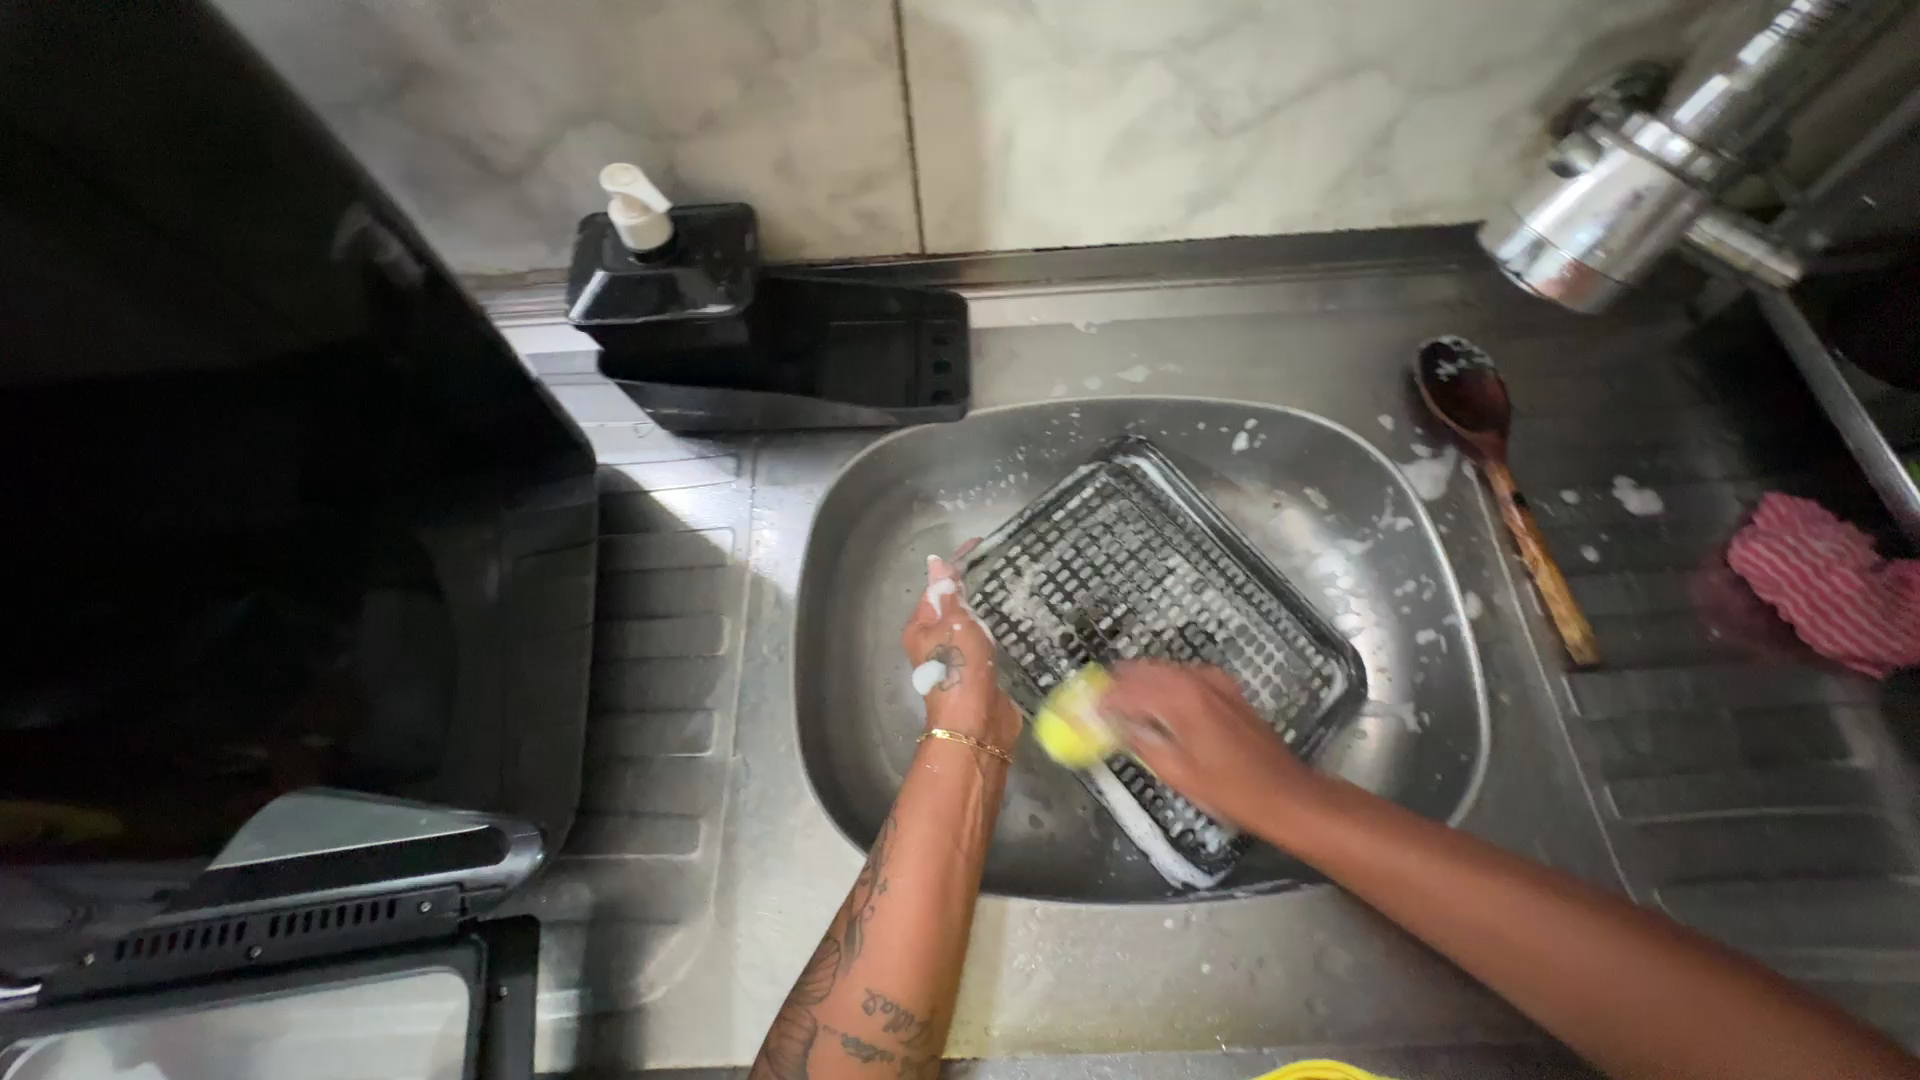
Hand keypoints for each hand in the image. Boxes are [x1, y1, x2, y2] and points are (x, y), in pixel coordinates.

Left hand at [901, 547, 1020, 751]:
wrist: (977, 724)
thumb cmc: (961, 669)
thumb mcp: (955, 623)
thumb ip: (949, 594)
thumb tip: (936, 563)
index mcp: (921, 628)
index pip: (938, 586)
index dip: (957, 564)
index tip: (980, 545)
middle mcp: (934, 642)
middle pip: (951, 605)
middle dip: (970, 586)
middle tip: (998, 562)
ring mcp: (956, 659)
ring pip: (969, 625)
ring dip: (984, 609)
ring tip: (1007, 587)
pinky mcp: (977, 673)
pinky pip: (985, 644)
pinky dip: (995, 632)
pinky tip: (1011, 623)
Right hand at [1100, 660, 1312, 828]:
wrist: (1285, 793)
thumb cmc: (1230, 790)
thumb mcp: (1176, 772)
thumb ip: (1140, 741)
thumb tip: (1112, 726)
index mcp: (1180, 699)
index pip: (1126, 690)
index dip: (1100, 700)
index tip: (1082, 710)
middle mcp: (1195, 680)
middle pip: (1142, 670)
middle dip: (1115, 684)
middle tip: (1095, 704)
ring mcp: (1213, 680)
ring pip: (1162, 669)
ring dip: (1137, 682)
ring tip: (1119, 705)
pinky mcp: (1225, 688)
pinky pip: (1182, 675)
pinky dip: (1162, 683)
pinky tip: (1156, 704)